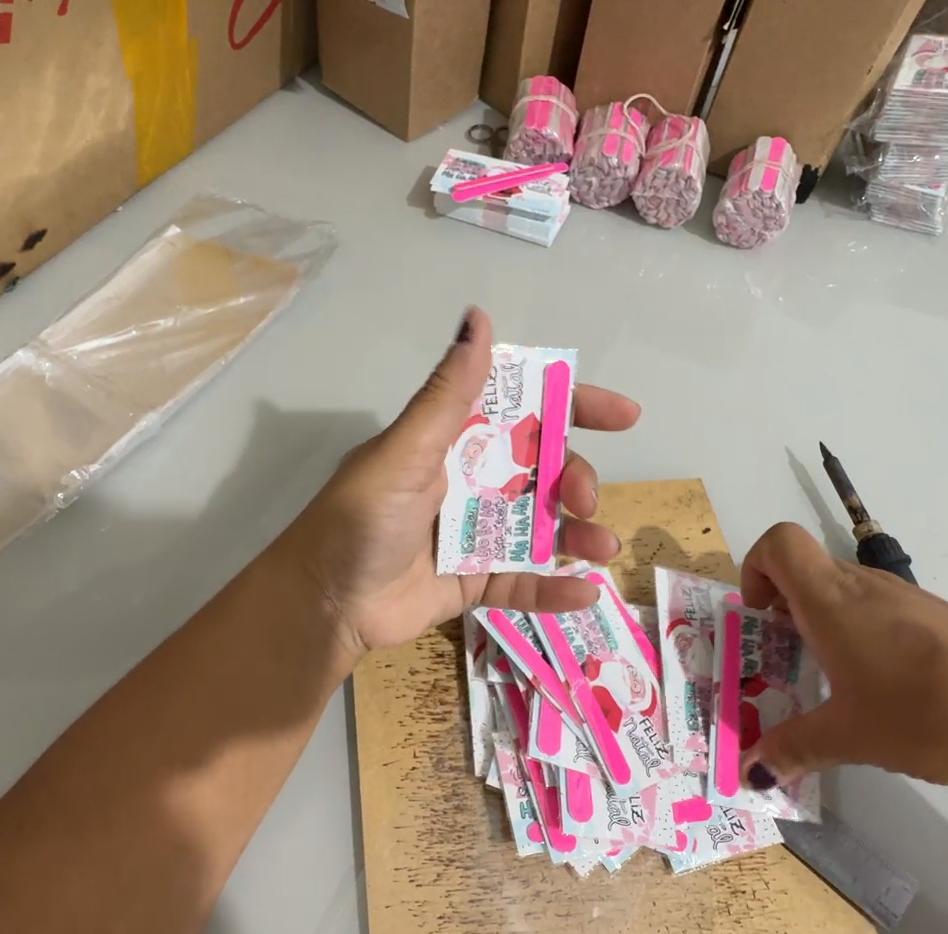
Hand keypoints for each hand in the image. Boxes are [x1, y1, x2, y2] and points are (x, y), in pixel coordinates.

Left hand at [275, 307, 640, 654]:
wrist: (324, 603)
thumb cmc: (359, 520)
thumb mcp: (403, 453)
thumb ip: (448, 396)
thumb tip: (479, 317)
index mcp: (454, 442)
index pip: (524, 412)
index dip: (574, 406)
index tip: (624, 415)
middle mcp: (471, 482)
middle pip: (545, 471)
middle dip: (576, 478)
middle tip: (583, 500)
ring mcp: (476, 534)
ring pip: (543, 527)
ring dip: (580, 534)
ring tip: (602, 546)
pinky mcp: (474, 582)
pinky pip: (524, 581)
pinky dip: (555, 587)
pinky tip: (586, 592)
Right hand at [738, 523, 947, 796]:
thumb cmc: (927, 714)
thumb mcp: (849, 738)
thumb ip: (792, 748)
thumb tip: (750, 774)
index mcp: (832, 600)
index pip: (779, 542)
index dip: (755, 570)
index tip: (759, 621)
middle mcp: (866, 588)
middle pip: (807, 572)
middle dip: (780, 613)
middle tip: (780, 667)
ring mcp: (909, 601)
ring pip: (843, 596)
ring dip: (819, 629)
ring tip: (828, 687)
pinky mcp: (941, 623)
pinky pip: (879, 616)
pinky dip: (859, 641)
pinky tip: (881, 694)